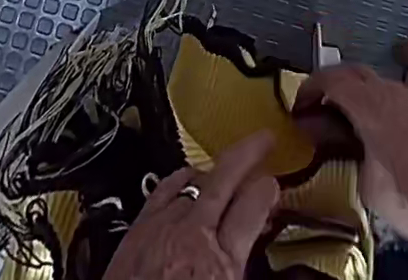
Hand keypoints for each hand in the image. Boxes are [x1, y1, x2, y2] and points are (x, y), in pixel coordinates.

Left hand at [102, 131, 279, 279]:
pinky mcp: (132, 236)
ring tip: (225, 169)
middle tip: (264, 140)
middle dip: (250, 152)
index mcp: (219, 265)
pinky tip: (184, 184)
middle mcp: (190, 238)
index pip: (255, 204)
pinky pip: (161, 192)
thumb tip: (253, 245)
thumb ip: (240, 268)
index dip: (269, 190)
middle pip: (226, 176)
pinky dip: (179, 182)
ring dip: (214, 171)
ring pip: (193, 179)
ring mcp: (159, 232)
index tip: (274, 186)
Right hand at [293, 65, 407, 246]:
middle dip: (328, 84)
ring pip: (370, 79)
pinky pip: (385, 91)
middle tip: (311, 108)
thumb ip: (338, 146)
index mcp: (372, 104)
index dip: (310, 87)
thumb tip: (317, 129)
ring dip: (349, 90)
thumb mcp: (361, 177)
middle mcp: (390, 91)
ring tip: (333, 118)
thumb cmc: (403, 196)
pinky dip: (367, 98)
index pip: (333, 79)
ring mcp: (407, 96)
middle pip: (351, 71)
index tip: (297, 105)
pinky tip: (361, 124)